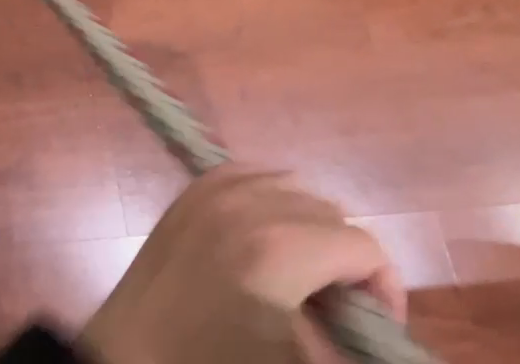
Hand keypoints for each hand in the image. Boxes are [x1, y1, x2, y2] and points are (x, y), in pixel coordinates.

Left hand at [78, 166, 405, 363]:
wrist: (135, 354)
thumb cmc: (216, 361)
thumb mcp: (299, 357)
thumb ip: (348, 338)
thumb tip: (369, 321)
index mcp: (280, 247)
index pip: (365, 246)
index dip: (383, 290)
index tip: (374, 327)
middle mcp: (248, 203)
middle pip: (331, 212)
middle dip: (345, 259)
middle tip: (336, 307)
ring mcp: (213, 190)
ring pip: (292, 186)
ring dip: (309, 225)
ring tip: (300, 273)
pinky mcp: (190, 191)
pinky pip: (249, 174)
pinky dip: (269, 199)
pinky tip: (266, 238)